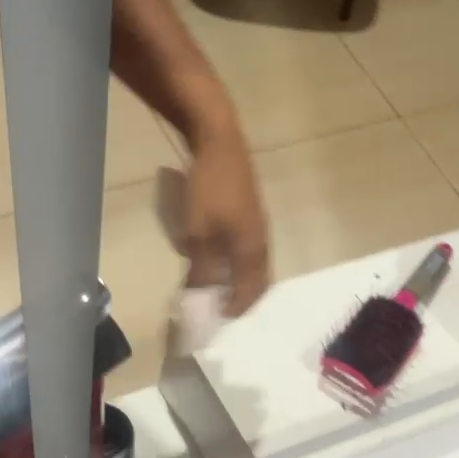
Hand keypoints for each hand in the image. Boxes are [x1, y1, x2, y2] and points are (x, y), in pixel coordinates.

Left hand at [183, 123, 269, 315]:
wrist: (219, 140)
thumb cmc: (208, 189)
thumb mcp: (197, 234)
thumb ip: (201, 268)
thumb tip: (200, 293)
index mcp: (252, 250)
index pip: (249, 291)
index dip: (235, 307)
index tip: (218, 317)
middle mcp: (261, 241)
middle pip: (258, 281)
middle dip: (242, 297)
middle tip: (222, 306)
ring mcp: (258, 225)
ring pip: (254, 265)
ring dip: (240, 280)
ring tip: (220, 288)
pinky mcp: (251, 213)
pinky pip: (249, 250)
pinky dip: (238, 263)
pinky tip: (221, 261)